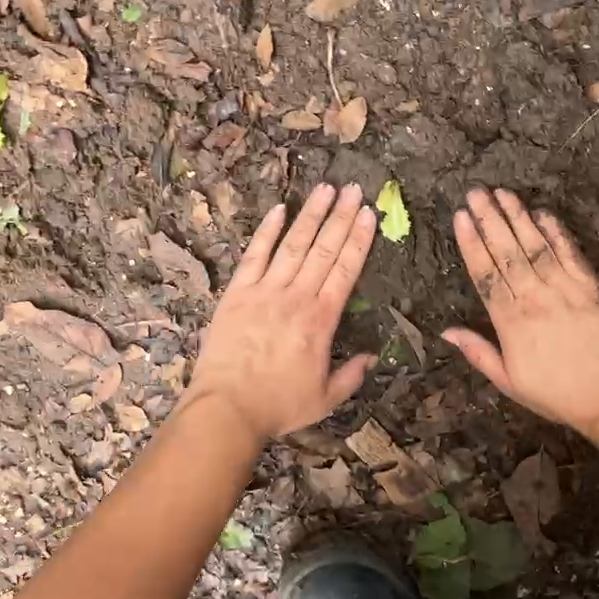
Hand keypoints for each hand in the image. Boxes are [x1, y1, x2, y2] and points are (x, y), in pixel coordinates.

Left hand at [179, 183, 378, 442]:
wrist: (226, 409)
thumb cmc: (277, 406)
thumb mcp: (325, 399)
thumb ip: (351, 375)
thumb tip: (371, 357)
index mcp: (321, 320)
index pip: (346, 269)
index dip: (359, 239)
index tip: (368, 213)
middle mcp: (296, 297)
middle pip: (324, 249)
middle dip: (340, 216)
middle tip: (353, 188)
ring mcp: (264, 291)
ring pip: (293, 244)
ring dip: (311, 215)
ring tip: (325, 189)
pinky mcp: (237, 293)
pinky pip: (254, 255)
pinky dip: (267, 231)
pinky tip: (279, 209)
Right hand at [444, 188, 598, 437]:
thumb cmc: (557, 393)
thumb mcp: (509, 382)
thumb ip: (477, 352)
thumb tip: (445, 331)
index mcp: (511, 322)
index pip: (485, 274)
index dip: (471, 243)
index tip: (460, 217)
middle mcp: (535, 299)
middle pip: (507, 252)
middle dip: (489, 219)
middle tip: (476, 192)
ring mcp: (565, 289)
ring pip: (535, 246)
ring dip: (518, 217)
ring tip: (502, 193)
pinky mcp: (590, 286)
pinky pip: (570, 253)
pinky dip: (556, 232)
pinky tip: (542, 213)